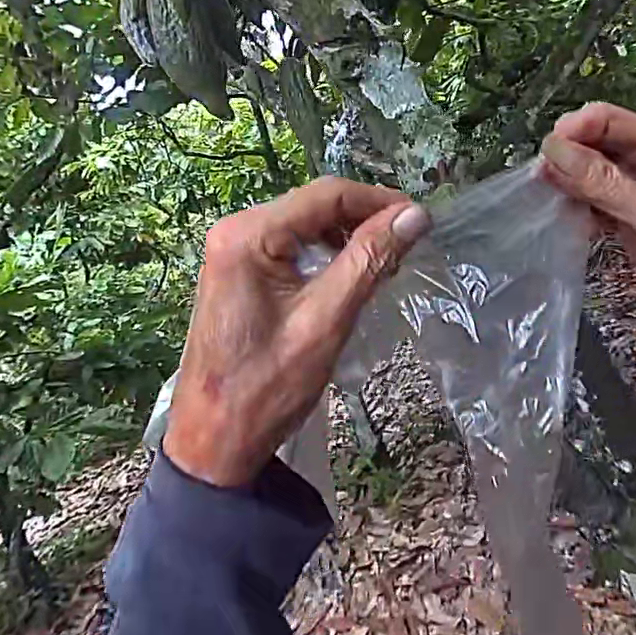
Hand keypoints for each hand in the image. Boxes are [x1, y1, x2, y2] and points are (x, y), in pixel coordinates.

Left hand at [164, 178, 431, 487]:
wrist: (214, 440)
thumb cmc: (268, 386)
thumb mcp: (325, 320)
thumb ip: (369, 260)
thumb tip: (415, 216)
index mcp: (249, 234)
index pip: (327, 194)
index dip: (379, 201)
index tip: (421, 220)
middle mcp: (236, 228)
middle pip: (315, 204)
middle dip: (365, 219)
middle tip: (407, 246)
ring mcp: (234, 248)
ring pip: (307, 223)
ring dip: (348, 236)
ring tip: (385, 263)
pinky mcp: (239, 269)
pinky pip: (292, 245)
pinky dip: (326, 254)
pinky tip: (350, 275)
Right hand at [540, 103, 635, 318]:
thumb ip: (607, 185)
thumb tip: (554, 151)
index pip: (610, 120)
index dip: (575, 130)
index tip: (546, 155)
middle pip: (596, 141)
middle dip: (567, 155)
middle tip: (540, 180)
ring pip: (589, 170)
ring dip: (567, 180)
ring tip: (546, 197)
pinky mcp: (626, 213)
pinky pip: (591, 197)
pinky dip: (575, 203)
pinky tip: (561, 214)